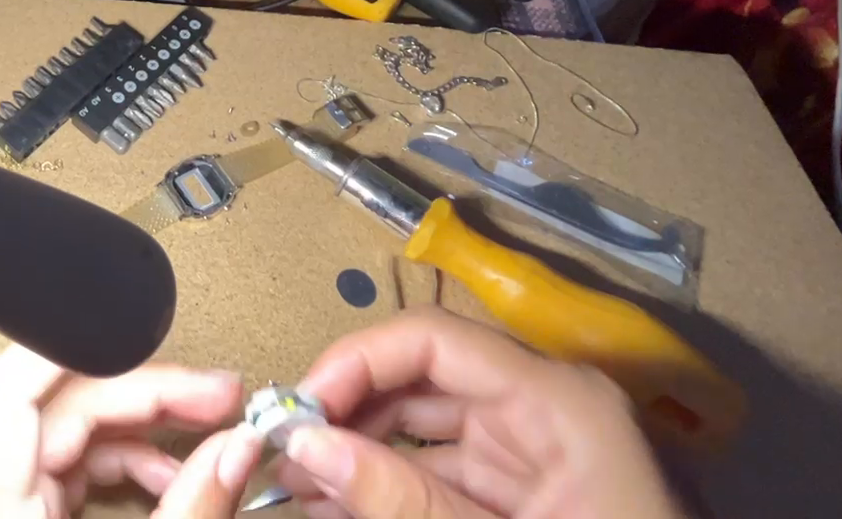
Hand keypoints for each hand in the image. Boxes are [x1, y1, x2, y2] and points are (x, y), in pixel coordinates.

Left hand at [0, 344, 263, 517]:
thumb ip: (188, 513)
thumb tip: (234, 449)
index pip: (5, 395)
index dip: (58, 347)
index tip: (132, 331)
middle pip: (61, 408)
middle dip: (144, 390)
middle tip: (217, 393)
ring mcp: (10, 515)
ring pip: (69, 436)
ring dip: (142, 424)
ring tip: (208, 429)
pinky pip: (73, 471)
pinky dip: (126, 464)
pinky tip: (170, 473)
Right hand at [270, 307, 682, 518]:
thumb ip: (403, 501)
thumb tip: (301, 446)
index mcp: (558, 400)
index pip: (430, 339)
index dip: (354, 361)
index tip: (298, 407)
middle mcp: (541, 408)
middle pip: (418, 379)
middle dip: (346, 412)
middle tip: (284, 449)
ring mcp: (532, 453)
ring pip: (420, 428)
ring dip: (357, 454)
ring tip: (294, 485)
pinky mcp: (524, 493)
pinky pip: (439, 474)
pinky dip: (388, 489)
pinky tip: (336, 508)